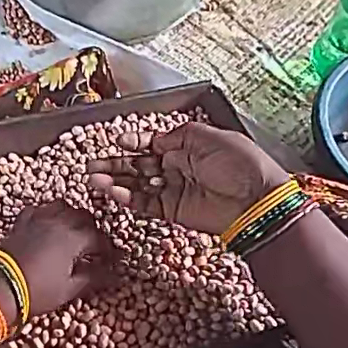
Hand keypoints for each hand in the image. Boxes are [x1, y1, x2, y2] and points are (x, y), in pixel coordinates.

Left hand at [0, 202, 111, 318]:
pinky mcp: (20, 224)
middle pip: (82, 215)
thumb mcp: (68, 289)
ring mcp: (37, 220)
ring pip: (60, 206)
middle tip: (93, 244)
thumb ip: (92, 278)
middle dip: (92, 228)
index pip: (98, 238)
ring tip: (72, 230)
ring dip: (71, 215)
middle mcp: (57, 223)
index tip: (110, 259)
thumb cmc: (36, 291)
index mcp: (73, 238)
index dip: (107, 249)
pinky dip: (45, 213)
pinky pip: (36, 210)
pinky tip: (46, 224)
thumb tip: (112, 275)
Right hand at [86, 121, 289, 236]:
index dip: (134, 142)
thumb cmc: (240, 165)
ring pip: (136, 186)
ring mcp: (173, 191)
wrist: (255, 200)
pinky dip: (127, 198)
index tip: (118, 140)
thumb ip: (176, 136)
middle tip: (91, 164)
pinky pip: (144, 204)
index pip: (152, 144)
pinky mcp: (172, 212)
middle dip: (115, 164)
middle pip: (139, 166)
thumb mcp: (208, 136)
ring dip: (115, 182)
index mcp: (187, 147)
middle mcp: (177, 168)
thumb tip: (154, 139)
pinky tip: (113, 192)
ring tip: (93, 179)